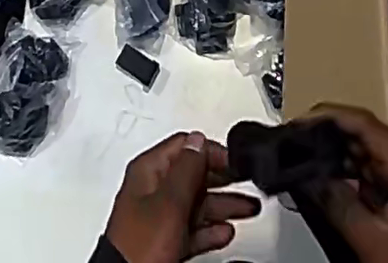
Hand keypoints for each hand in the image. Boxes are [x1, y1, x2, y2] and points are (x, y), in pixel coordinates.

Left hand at [105, 131, 262, 262]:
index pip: (184, 147)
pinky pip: (192, 229)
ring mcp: (158, 218)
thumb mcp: (169, 203)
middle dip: (222, 178)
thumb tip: (198, 140)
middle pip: (193, 175)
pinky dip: (211, 229)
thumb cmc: (139, 247)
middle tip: (247, 180)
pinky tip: (226, 232)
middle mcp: (152, 191)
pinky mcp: (164, 243)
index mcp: (149, 172)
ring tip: (249, 207)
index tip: (236, 161)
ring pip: (196, 203)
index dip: (211, 151)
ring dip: (223, 204)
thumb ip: (186, 170)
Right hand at [305, 104, 387, 262]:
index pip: (364, 124)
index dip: (329, 116)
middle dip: (329, 137)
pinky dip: (345, 178)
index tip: (301, 121)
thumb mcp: (372, 240)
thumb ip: (336, 204)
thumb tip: (308, 177)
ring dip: (335, 159)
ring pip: (363, 157)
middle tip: (298, 140)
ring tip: (306, 161)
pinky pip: (367, 179)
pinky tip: (325, 185)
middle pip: (363, 137)